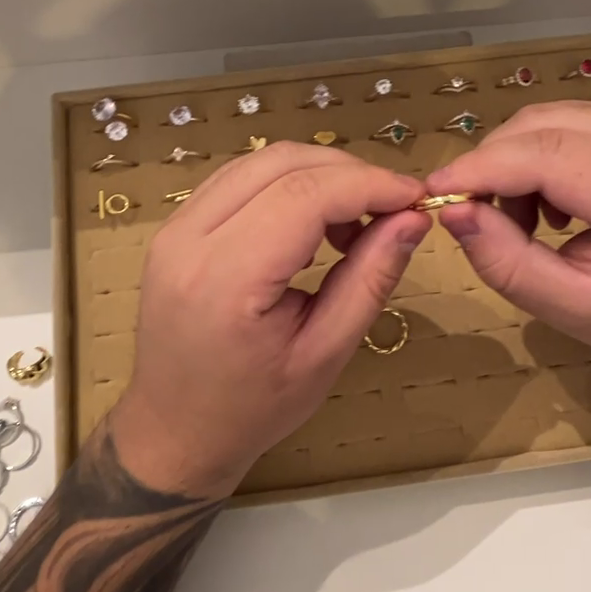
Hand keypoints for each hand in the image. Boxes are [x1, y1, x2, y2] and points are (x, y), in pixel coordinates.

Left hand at [109, 143, 429, 497]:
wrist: (174, 430)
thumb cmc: (253, 408)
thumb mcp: (326, 354)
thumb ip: (370, 279)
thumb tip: (413, 218)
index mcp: (225, 279)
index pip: (304, 195)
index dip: (368, 184)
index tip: (416, 197)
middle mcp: (189, 237)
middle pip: (281, 163)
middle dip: (349, 172)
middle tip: (392, 207)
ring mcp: (175, 225)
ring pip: (260, 161)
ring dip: (319, 174)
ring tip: (354, 222)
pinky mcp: (176, 224)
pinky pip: (241, 177)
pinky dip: (288, 183)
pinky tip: (313, 222)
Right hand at [424, 102, 590, 383]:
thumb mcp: (569, 308)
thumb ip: (505, 261)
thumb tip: (451, 210)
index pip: (550, 156)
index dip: (484, 167)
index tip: (435, 192)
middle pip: (546, 125)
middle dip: (493, 163)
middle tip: (475, 214)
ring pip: (554, 117)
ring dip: (516, 158)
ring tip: (521, 217)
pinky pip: (572, 121)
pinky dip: (540, 153)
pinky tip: (550, 200)